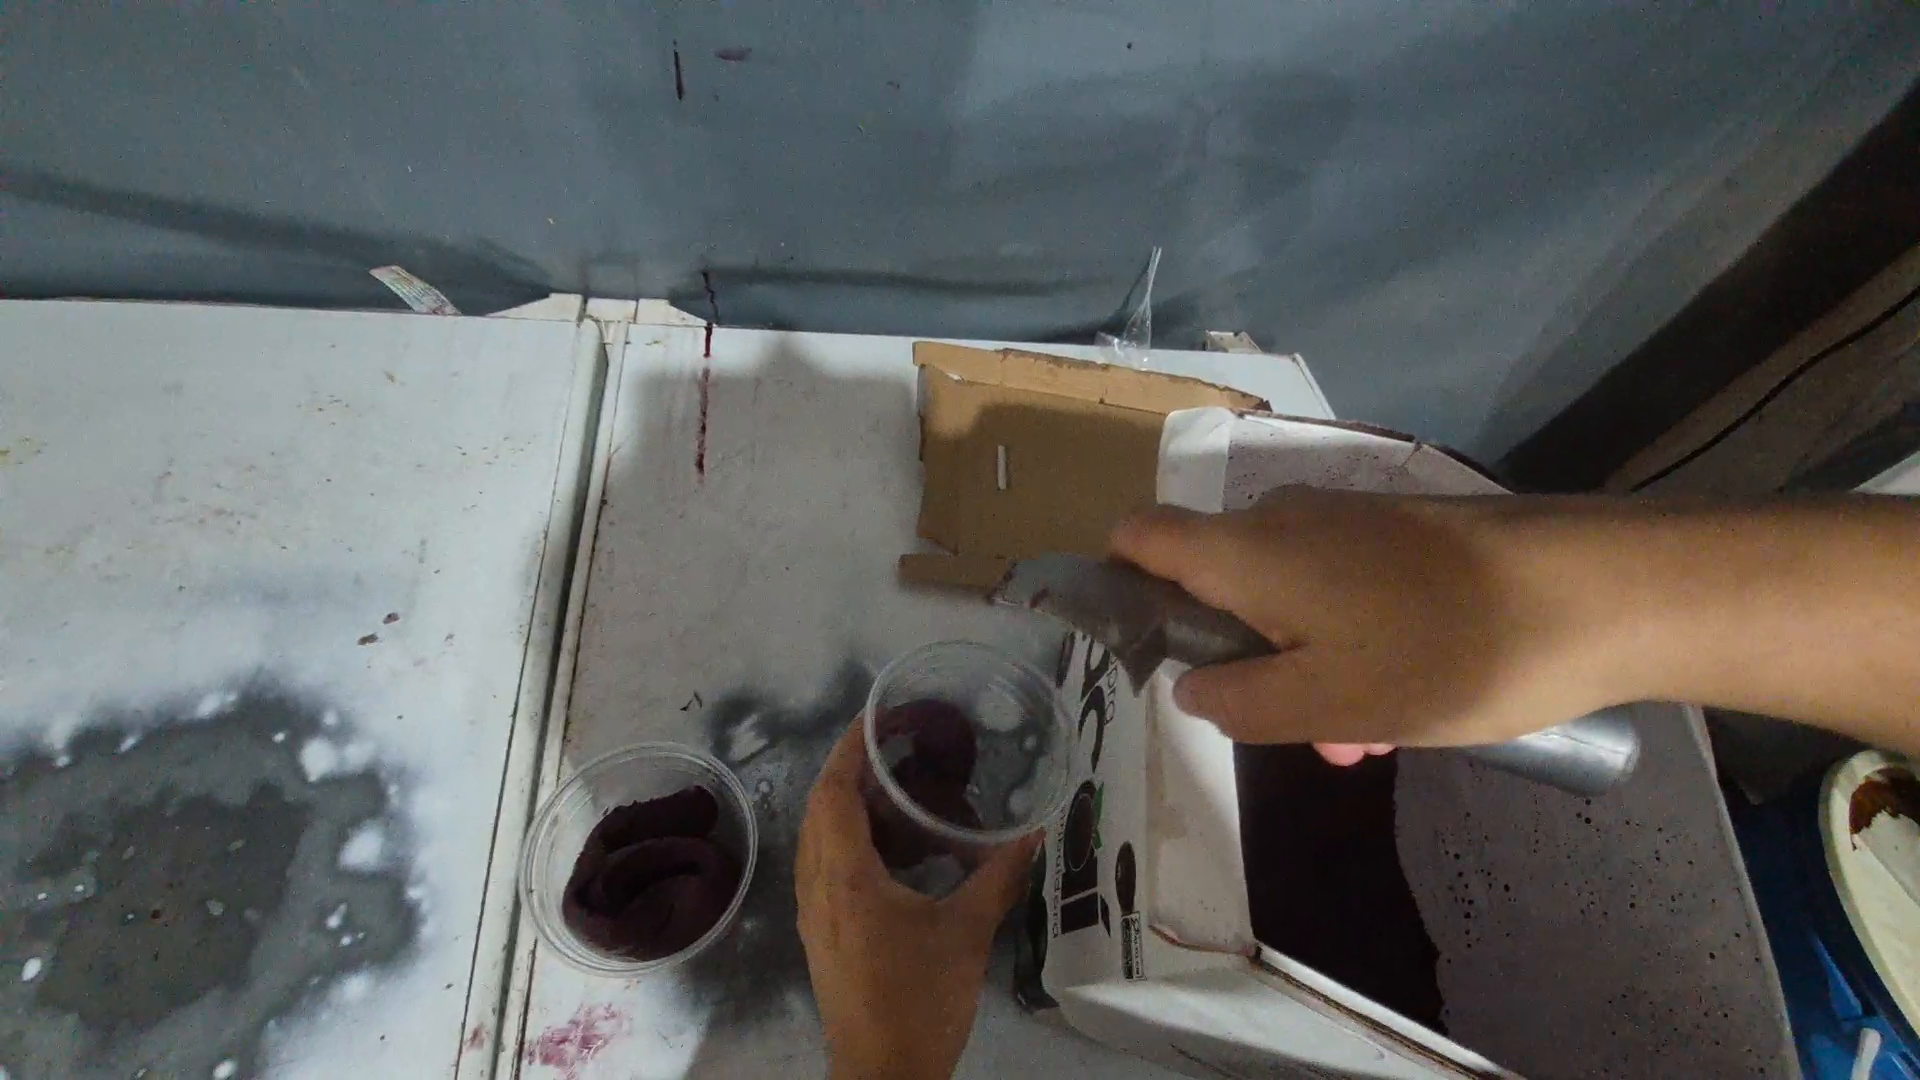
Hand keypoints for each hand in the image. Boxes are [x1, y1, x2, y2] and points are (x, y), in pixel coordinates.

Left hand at [797, 719, 1040, 1079]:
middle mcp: (817, 885)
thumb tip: (1034, 833)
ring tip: (889, 783)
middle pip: (818, 806)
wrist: (882, 1076)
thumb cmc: (920, 999)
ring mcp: (812, 909)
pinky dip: (844, 833)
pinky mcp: (820, 928)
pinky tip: (884, 840)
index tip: (875, 718)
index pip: (834, 793)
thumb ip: (999, 877)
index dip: (849, 750)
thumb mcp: (967, 933)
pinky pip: (821, 860)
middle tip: (889, 745)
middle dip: (848, 768)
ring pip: (815, 834)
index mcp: (845, 877)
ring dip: (843, 800)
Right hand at [1109, 488, 1629, 754]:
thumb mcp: (1326, 703)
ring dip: (1289, 657)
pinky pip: (1326, 582)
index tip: (1145, 646)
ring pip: (1273, 590)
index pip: (1137, 535)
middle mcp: (1276, 520)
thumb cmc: (1446, 651)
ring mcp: (1336, 519)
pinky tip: (1394, 691)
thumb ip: (1237, 702)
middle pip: (1206, 576)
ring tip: (1354, 731)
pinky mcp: (1388, 530)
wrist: (1603, 588)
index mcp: (1242, 552)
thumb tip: (1192, 686)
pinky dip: (1333, 634)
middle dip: (1226, 651)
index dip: (1118, 581)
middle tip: (1280, 723)